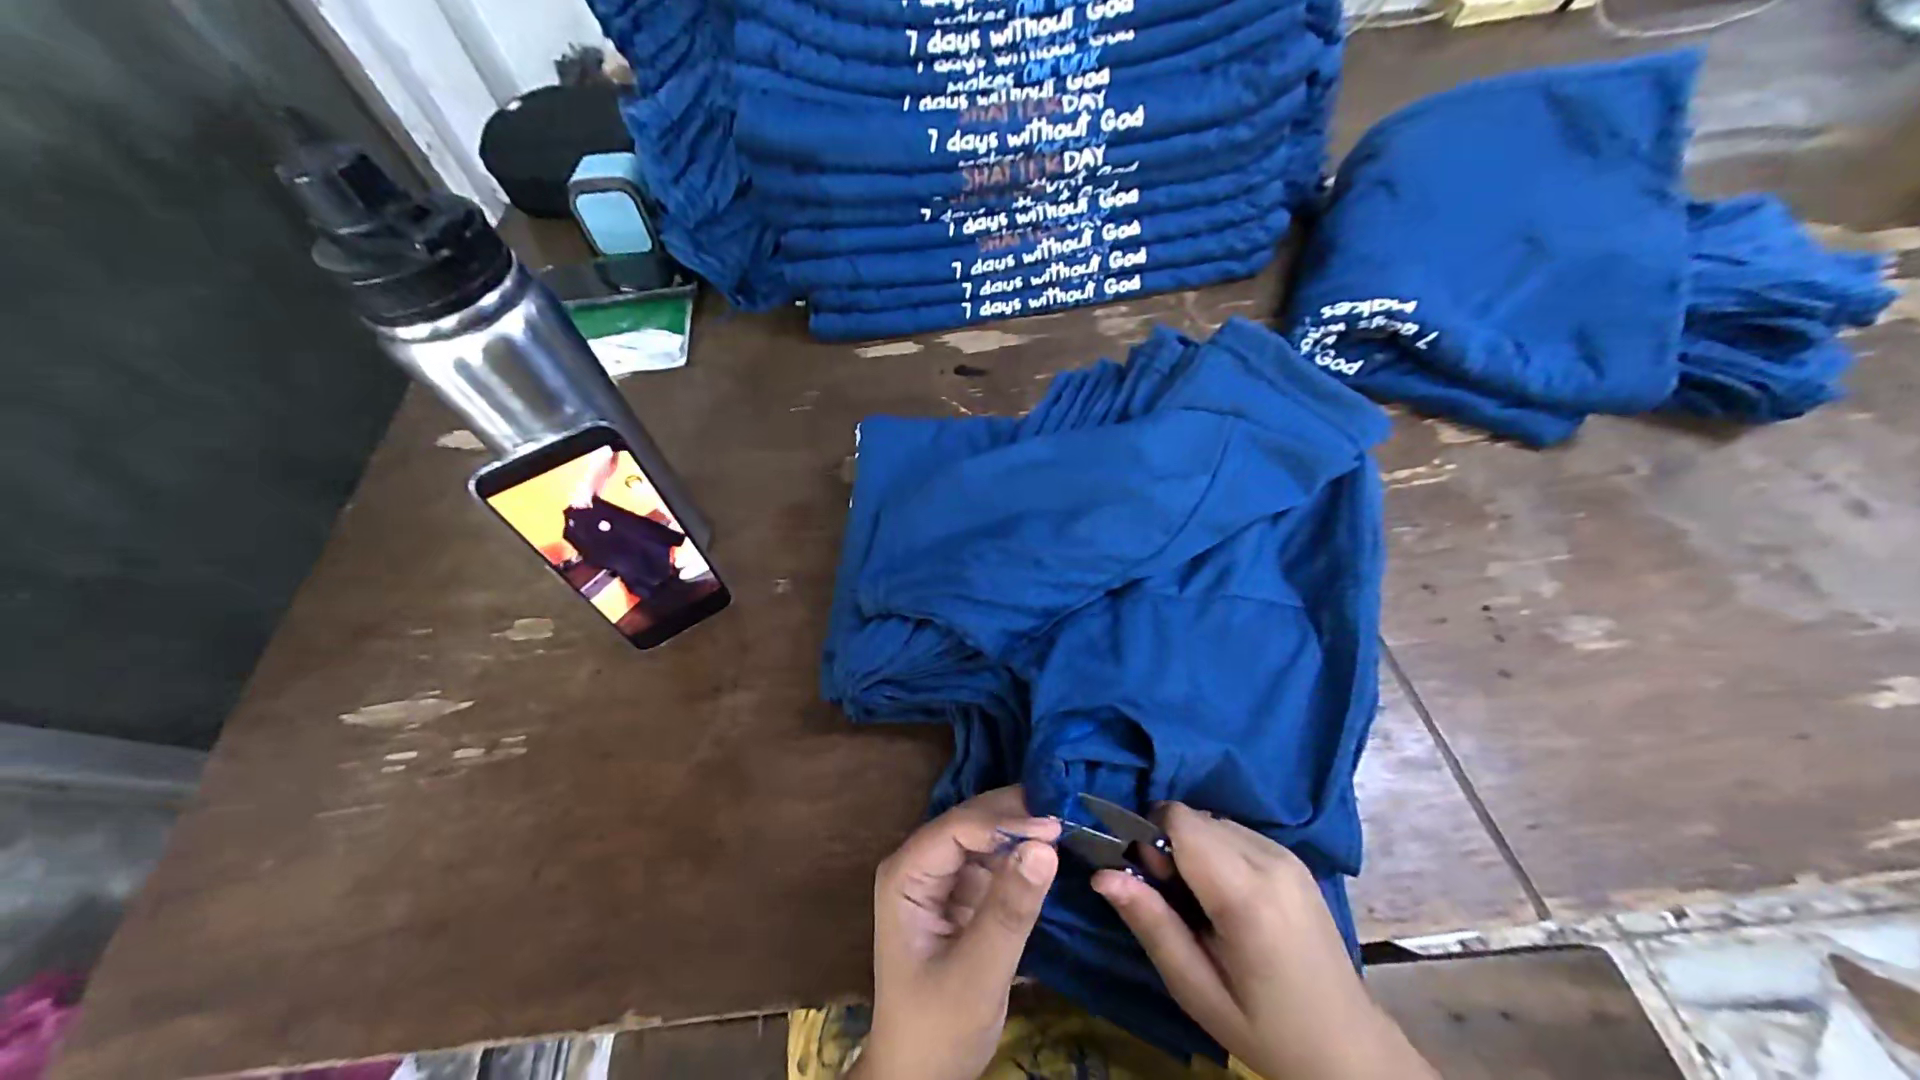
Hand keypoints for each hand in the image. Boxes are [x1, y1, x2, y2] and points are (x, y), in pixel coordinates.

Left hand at [851, 787, 1060, 1079]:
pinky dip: (1023, 854)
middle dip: (1017, 816)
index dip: (1006, 821)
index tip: (1056, 828)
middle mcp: (920, 864)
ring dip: (1023, 831)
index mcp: (906, 875)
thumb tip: (1044, 847)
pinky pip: (995, 860)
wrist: (922, 1073)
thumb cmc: (938, 1027)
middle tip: (1069, 817)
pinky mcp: (964, 894)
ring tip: (1069, 827)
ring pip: (986, 835)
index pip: (957, 828)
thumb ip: (1009, 911)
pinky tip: (1052, 852)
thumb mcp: (977, 974)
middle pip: (971, 823)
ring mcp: (942, 878)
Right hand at [1091, 804, 1436, 1079]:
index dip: (1150, 838)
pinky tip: (1226, 897)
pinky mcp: (1293, 858)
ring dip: (1192, 847)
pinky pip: (1235, 831)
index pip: (1180, 821)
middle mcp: (1270, 860)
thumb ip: (1151, 924)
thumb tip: (1102, 873)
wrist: (1348, 1047)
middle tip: (1173, 900)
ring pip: (1212, 821)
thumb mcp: (1196, 989)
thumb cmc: (1265, 1028)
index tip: (1150, 882)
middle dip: (1168, 845)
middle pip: (1193, 818)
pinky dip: (1216, 850)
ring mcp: (1287, 855)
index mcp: (1246, 895)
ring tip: (1202, 902)